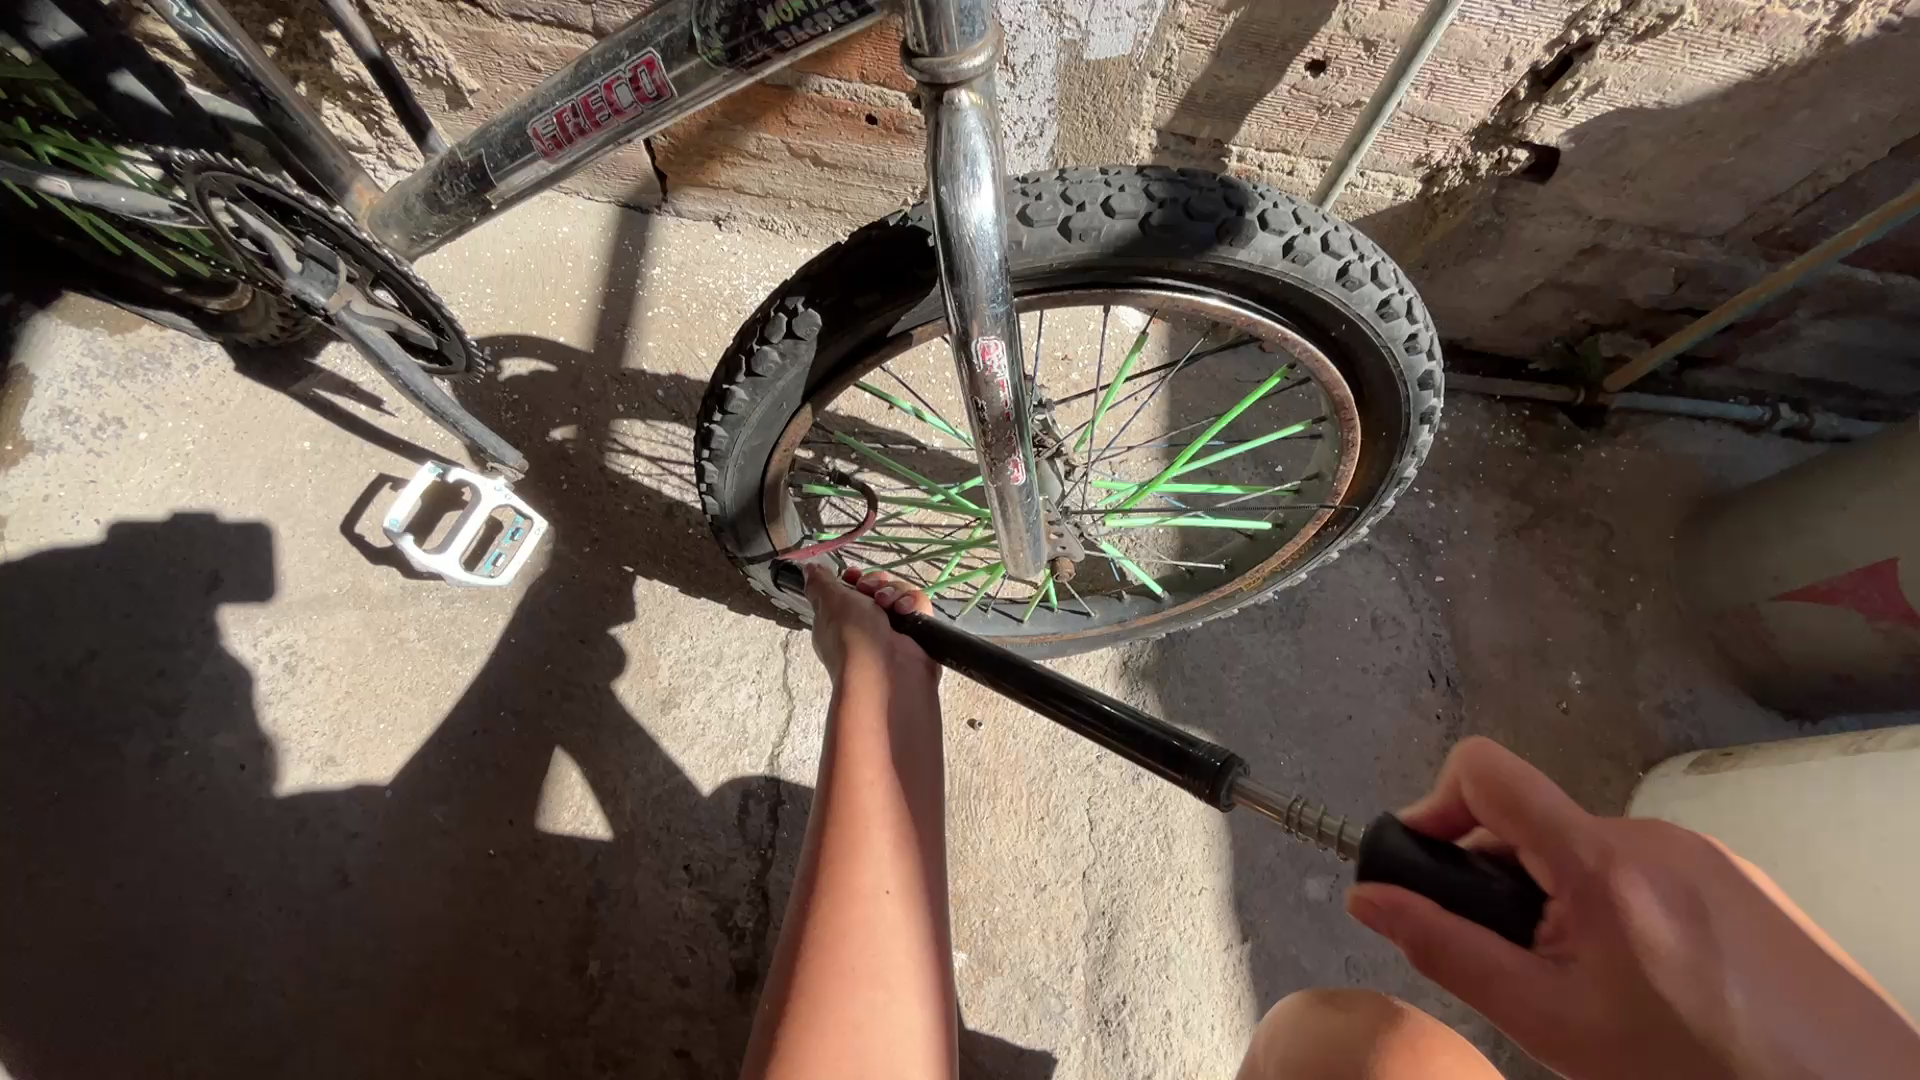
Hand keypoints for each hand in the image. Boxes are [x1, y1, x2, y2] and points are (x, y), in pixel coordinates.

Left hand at [802, 561, 937, 682]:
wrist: (883, 671)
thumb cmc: (850, 636)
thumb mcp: (827, 602)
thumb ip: (819, 583)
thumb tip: (808, 568)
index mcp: (841, 619)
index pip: (851, 589)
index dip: (855, 578)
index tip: (854, 575)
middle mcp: (868, 624)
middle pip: (878, 587)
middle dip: (877, 583)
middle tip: (873, 594)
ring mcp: (893, 629)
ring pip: (900, 593)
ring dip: (895, 592)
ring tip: (890, 606)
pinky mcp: (917, 632)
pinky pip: (919, 605)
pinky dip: (913, 603)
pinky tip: (906, 611)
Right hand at [1346, 736, 1919, 1079]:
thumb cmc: (1700, 1077)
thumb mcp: (1549, 1023)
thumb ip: (1445, 949)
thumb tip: (1366, 899)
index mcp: (1602, 861)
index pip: (1483, 768)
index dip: (1436, 802)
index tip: (1433, 860)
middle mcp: (1651, 836)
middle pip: (1527, 820)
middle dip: (1499, 875)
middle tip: (1518, 955)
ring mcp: (1704, 853)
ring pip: (1578, 847)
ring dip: (1554, 893)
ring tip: (1586, 975)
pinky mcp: (1740, 877)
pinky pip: (1635, 865)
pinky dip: (1607, 901)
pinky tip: (1642, 973)